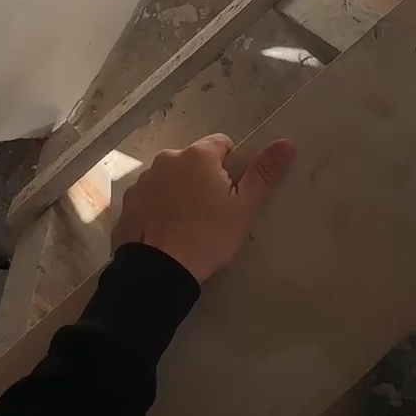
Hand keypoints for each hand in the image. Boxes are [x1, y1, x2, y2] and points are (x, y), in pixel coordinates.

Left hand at [110, 134, 295, 282]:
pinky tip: (165, 231)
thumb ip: (264, 173)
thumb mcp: (243, 208)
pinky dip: (159, 207)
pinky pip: (151, 196)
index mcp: (197, 155)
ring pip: (172, 178)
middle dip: (204, 179)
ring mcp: (143, 179)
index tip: (231, 195)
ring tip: (187, 226)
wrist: (156, 272)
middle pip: (195, 162)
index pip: (223, 145)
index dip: (231, 168)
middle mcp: (167, 158)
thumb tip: (287, 143)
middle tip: (212, 214)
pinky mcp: (128, 202)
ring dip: (180, 192)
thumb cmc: (206, 236)